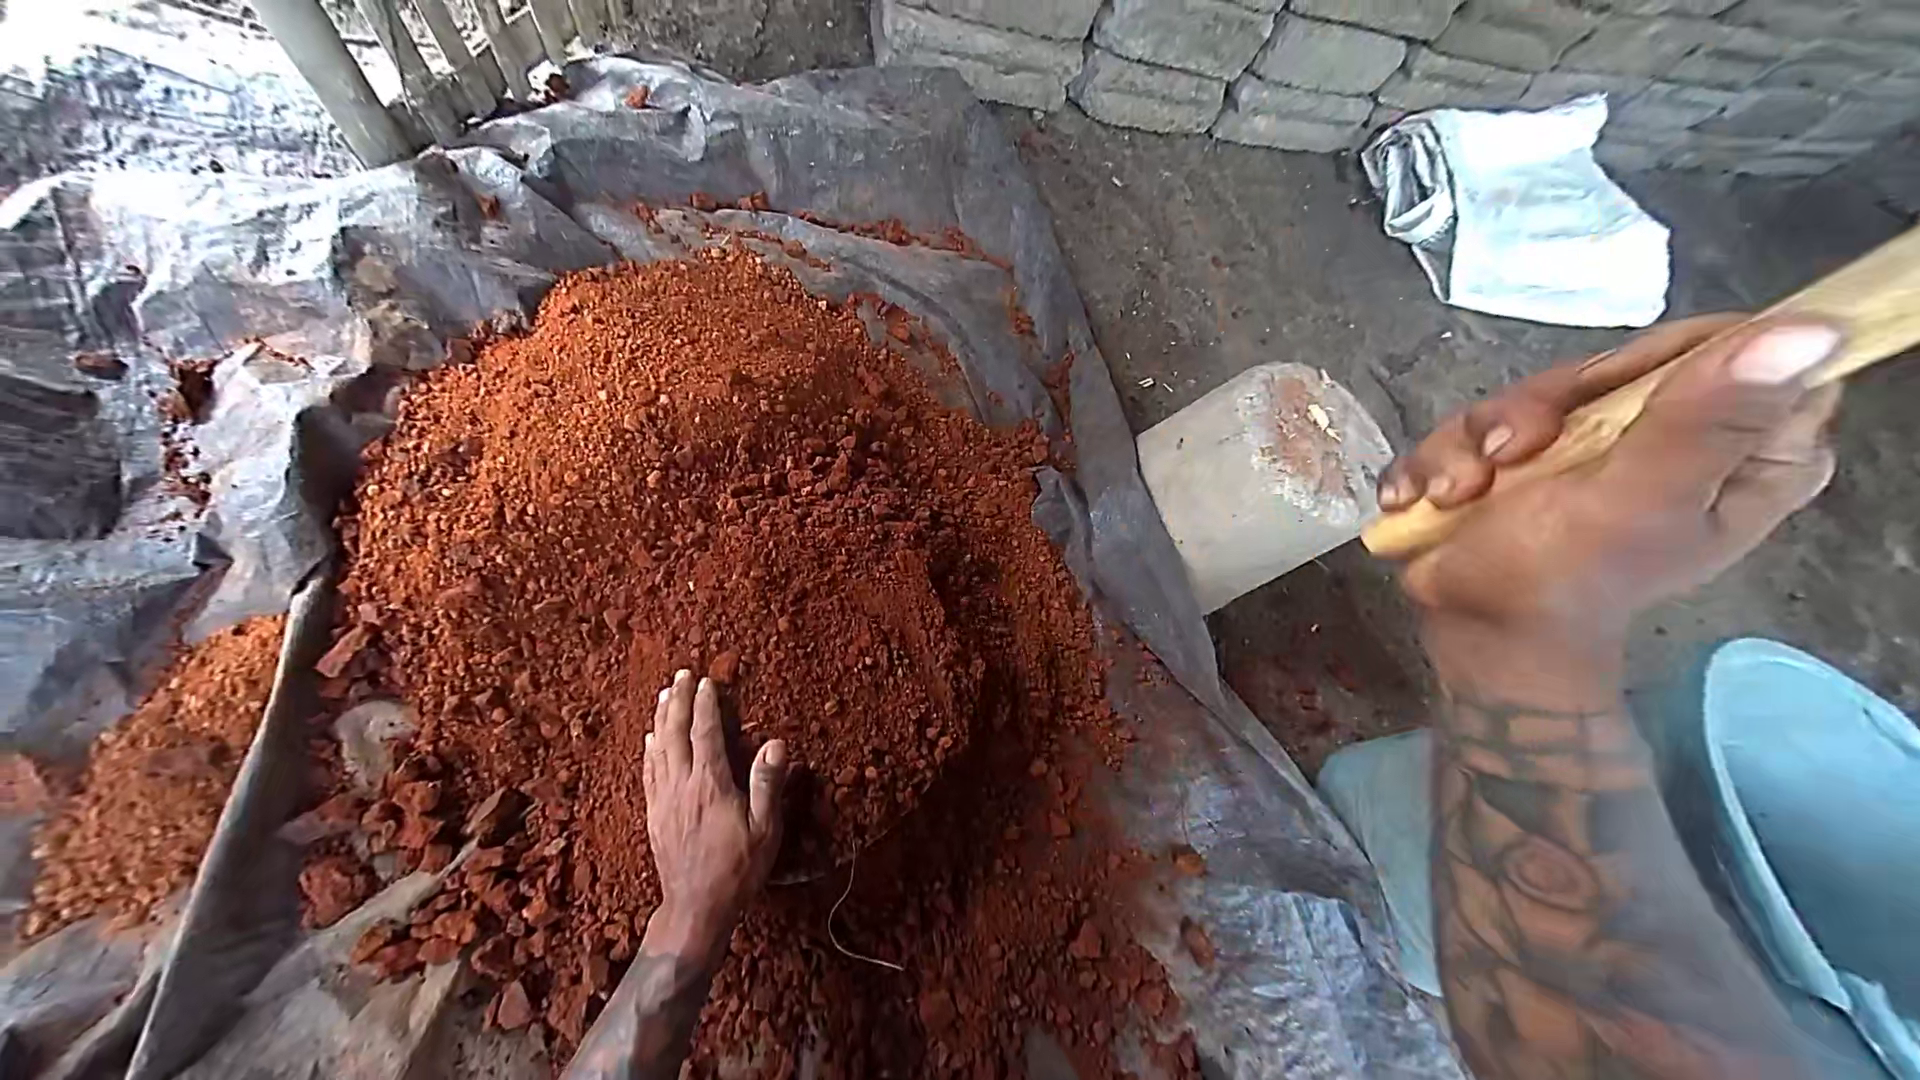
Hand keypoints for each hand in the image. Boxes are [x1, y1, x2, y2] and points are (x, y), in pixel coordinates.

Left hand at [642, 670, 789, 963]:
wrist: (695, 910)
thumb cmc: (738, 868)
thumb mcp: (765, 828)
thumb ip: (768, 783)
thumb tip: (776, 743)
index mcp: (710, 785)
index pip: (705, 734)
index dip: (706, 706)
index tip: (707, 682)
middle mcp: (682, 787)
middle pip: (676, 734)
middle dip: (679, 702)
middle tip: (681, 675)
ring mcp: (664, 801)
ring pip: (659, 750)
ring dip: (662, 719)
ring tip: (664, 696)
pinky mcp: (655, 816)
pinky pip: (649, 773)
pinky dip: (650, 750)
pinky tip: (651, 739)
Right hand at [1380, 315, 1842, 650]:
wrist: (1472, 628)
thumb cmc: (1559, 577)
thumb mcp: (1637, 501)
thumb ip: (1704, 423)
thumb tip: (1807, 332)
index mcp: (1727, 452)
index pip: (1728, 355)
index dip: (1656, 360)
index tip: (1590, 399)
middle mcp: (1649, 443)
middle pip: (1592, 374)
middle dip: (1525, 414)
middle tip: (1502, 458)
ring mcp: (1563, 454)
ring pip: (1507, 405)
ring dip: (1462, 449)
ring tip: (1450, 496)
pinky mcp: (1496, 468)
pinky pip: (1456, 437)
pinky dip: (1427, 467)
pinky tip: (1414, 499)